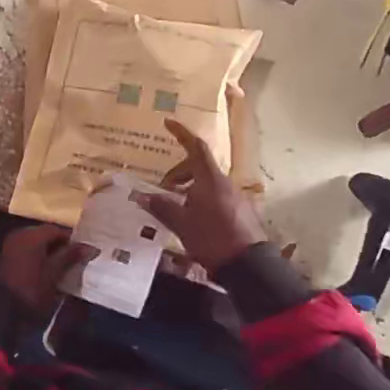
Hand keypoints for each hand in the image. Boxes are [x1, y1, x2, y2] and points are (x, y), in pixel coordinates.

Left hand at [0, 225, 97, 311]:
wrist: (1, 305)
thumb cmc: (31, 288)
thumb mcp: (54, 273)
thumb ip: (70, 256)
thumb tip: (90, 246)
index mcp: (32, 235)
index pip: (56, 230)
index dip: (70, 240)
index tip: (82, 253)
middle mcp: (20, 234)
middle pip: (44, 234)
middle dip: (59, 246)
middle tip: (73, 260)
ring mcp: (10, 244)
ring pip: (35, 243)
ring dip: (48, 252)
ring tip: (61, 267)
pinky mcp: (6, 255)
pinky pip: (26, 250)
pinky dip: (37, 256)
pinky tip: (45, 269)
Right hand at [139, 119, 267, 270]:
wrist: (249, 266)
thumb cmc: (212, 238)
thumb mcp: (181, 223)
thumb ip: (161, 206)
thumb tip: (141, 195)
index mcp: (211, 180)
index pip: (196, 148)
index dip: (182, 134)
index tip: (168, 123)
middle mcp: (225, 184)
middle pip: (198, 166)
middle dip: (178, 172)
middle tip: (162, 188)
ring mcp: (234, 198)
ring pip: (206, 183)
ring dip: (187, 188)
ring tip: (173, 206)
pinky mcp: (239, 212)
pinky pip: (214, 197)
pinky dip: (198, 199)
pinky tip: (189, 218)